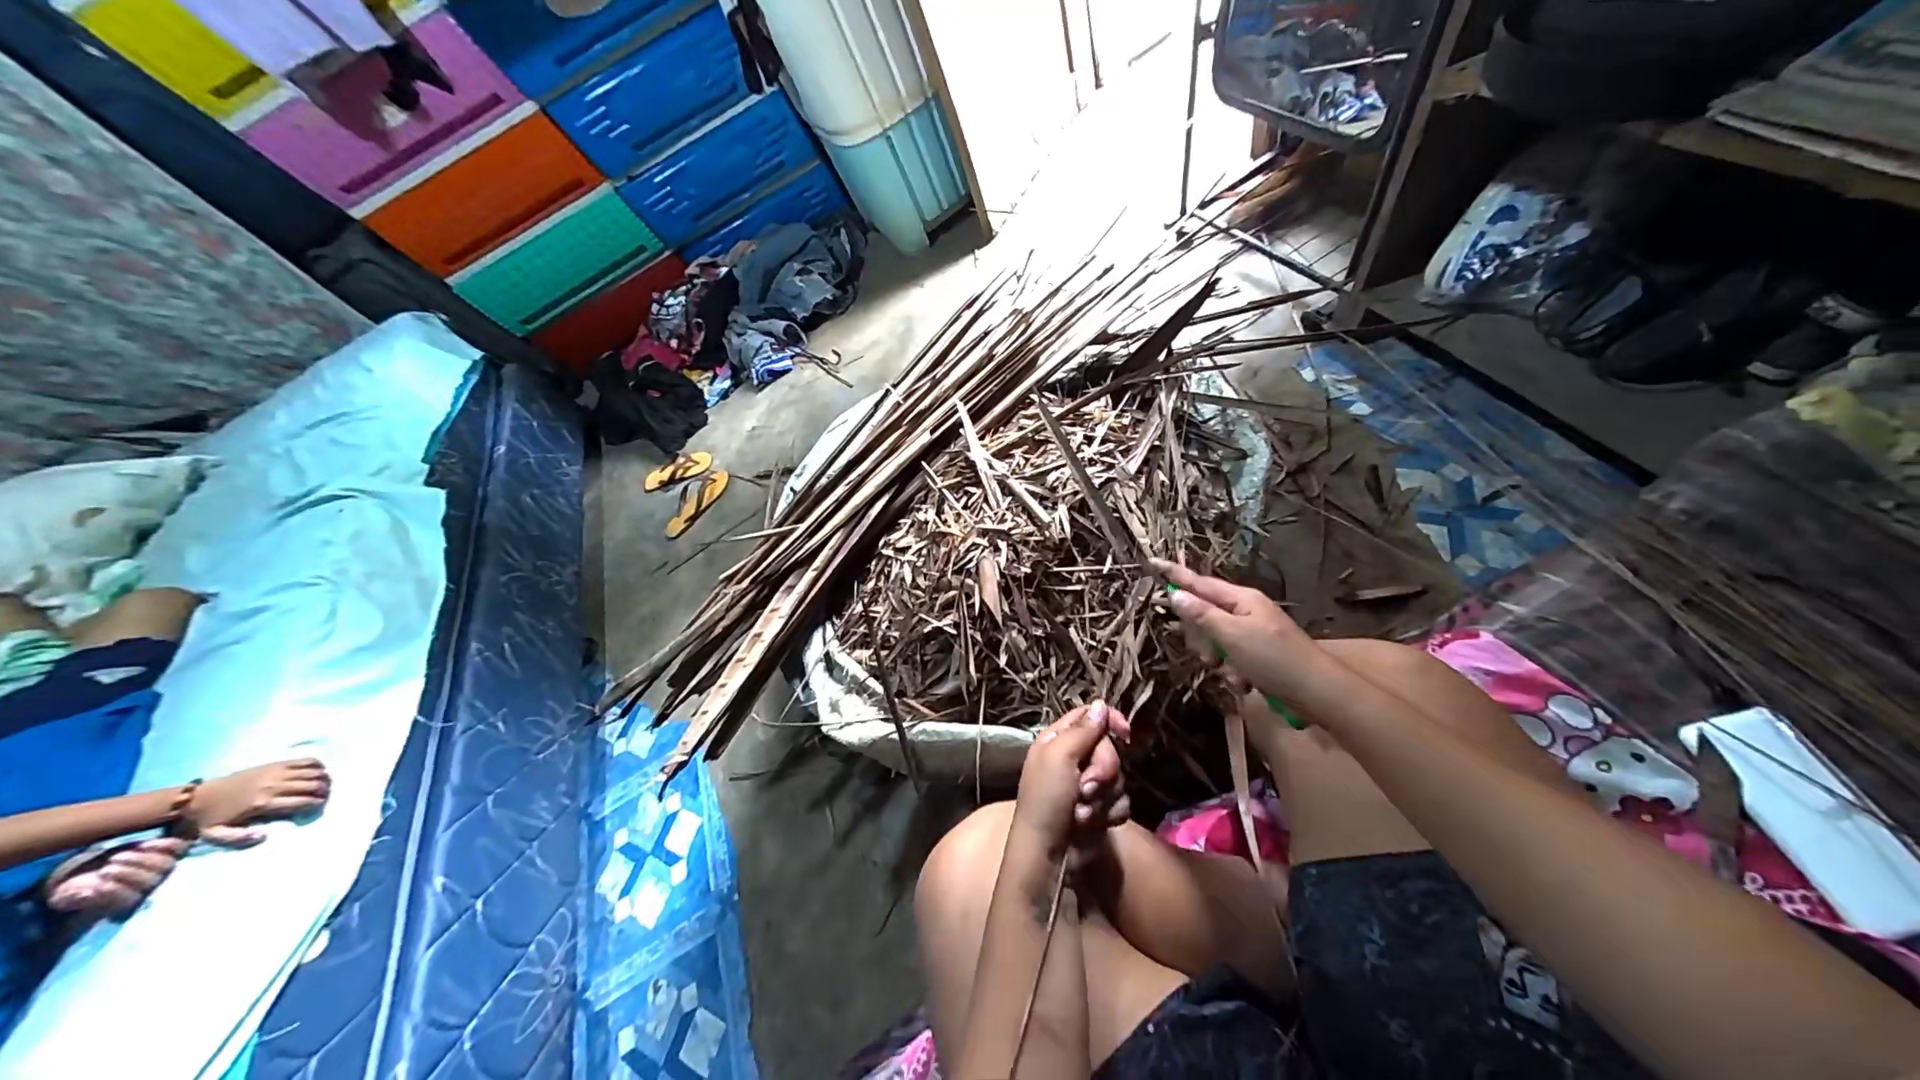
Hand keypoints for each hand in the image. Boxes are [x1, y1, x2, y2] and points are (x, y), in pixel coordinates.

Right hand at [45, 837, 191, 916]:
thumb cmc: (80, 888)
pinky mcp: (174, 854)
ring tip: (116, 859)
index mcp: (127, 909)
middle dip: (127, 874)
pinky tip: (144, 845)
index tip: (96, 885)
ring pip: (165, 865)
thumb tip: (89, 892)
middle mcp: (153, 892)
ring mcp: (166, 872)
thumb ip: (76, 897)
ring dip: (140, 860)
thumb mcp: (70, 896)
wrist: (96, 872)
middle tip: (105, 870)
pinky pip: (180, 848)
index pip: (130, 902)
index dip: (114, 892)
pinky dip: (165, 845)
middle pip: (151, 882)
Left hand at [180, 759, 330, 844]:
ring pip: (312, 771)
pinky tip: (317, 770)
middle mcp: (273, 786)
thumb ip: (240, 839)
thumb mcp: (217, 835)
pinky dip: (316, 764)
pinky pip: (304, 760)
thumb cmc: (209, 819)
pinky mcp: (274, 764)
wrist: (195, 798)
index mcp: (263, 803)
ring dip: (323, 777)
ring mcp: (274, 772)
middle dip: (324, 790)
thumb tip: (264, 836)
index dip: (316, 803)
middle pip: (312, 784)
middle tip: (325, 795)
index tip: (319, 806)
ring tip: (324, 783)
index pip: (302, 801)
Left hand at [1013, 703, 1131, 858]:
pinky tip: (1093, 824)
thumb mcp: (1058, 758)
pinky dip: (1109, 813)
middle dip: (1102, 769)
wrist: (1049, 854)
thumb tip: (1101, 704)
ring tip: (1081, 812)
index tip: (1124, 733)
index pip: (1090, 716)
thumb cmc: (1045, 801)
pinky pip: (1122, 801)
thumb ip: (1082, 731)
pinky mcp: (1101, 808)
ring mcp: (1088, 785)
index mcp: (1058, 740)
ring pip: (1118, 777)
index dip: (1110, 720)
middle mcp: (1074, 759)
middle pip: (1108, 748)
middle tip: (1085, 787)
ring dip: (1102, 797)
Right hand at [1152, 558, 1327, 705]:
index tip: (1152, 562)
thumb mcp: (1232, 635)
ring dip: (1217, 660)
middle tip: (1209, 656)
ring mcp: (1251, 634)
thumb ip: (1202, 615)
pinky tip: (1244, 683)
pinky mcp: (1256, 656)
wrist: (1316, 693)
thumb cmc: (1274, 658)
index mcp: (1241, 599)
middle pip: (1203, 615)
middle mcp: (1244, 612)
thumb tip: (1176, 595)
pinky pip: (1229, 659)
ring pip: (1213, 641)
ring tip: (1233, 674)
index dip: (1176, 576)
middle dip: (1201, 638)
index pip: (1200, 582)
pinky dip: (1232, 673)